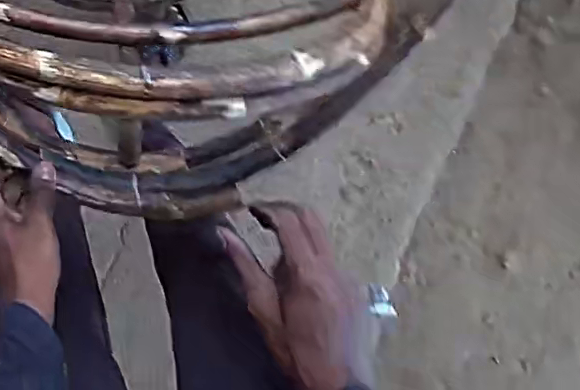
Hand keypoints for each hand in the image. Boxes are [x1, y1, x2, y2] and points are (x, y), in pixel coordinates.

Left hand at [0, 159, 60, 321]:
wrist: (28, 310)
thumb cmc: (30, 263)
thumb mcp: (39, 224)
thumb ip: (41, 193)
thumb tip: (44, 164)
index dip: (5, 158)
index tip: (23, 146)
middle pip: (0, 187)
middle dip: (18, 173)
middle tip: (39, 159)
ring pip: (9, 202)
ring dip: (24, 190)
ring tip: (46, 176)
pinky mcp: (8, 245)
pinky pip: (14, 216)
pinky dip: (26, 206)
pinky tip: (44, 202)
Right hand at [220, 202, 370, 389]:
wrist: (340, 389)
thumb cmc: (297, 352)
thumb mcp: (264, 311)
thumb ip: (245, 266)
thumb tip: (224, 232)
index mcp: (308, 274)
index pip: (289, 220)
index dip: (267, 208)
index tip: (249, 209)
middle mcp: (333, 270)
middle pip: (311, 217)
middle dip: (284, 211)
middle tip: (262, 219)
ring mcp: (348, 278)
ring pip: (322, 234)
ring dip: (298, 232)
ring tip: (278, 249)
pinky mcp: (355, 289)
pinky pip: (330, 256)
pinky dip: (311, 252)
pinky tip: (298, 275)